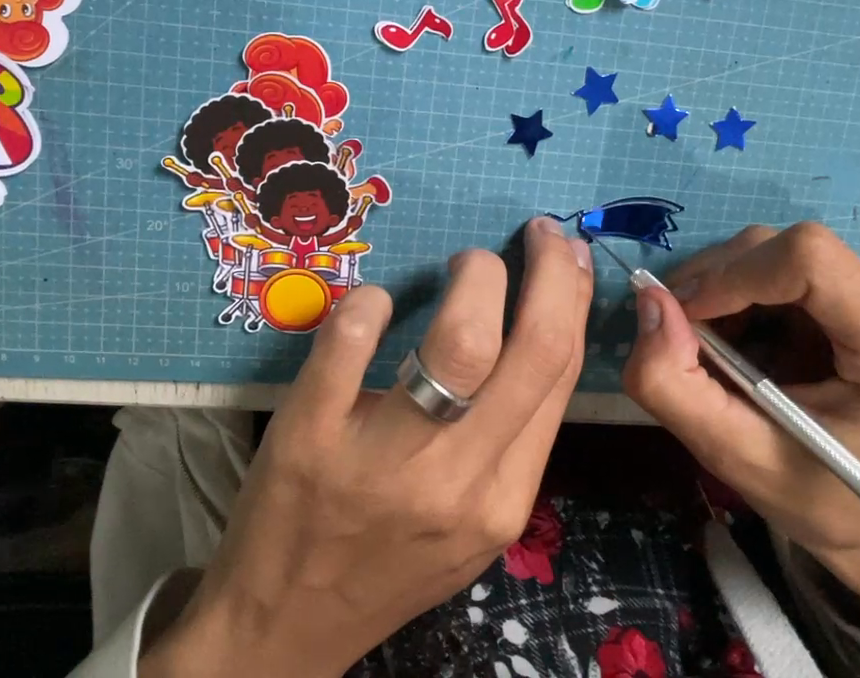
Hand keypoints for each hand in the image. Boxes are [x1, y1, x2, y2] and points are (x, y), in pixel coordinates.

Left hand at [142, 217, 594, 677]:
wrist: (285, 625)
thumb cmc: (386, 562)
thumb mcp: (471, 525)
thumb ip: (508, 442)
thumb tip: (535, 334)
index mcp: (504, 498)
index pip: (560, 375)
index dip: (573, 300)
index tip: (569, 258)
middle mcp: (457, 480)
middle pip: (532, 349)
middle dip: (549, 273)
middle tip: (541, 234)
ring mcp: (382, 459)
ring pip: (460, 342)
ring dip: (475, 279)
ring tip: (468, 263)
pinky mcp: (309, 437)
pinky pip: (351, 342)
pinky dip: (371, 304)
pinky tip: (375, 303)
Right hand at [622, 223, 859, 655]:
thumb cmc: (813, 496)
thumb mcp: (730, 456)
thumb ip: (673, 384)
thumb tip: (651, 299)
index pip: (813, 261)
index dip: (735, 275)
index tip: (687, 316)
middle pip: (789, 250)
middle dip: (720, 287)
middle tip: (691, 342)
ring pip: (785, 252)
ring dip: (731, 291)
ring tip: (725, 350)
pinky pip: (797, 265)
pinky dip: (752, 293)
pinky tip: (754, 340)